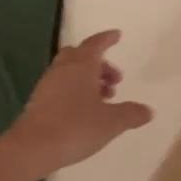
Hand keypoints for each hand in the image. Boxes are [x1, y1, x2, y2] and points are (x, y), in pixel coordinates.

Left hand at [0, 30, 152, 173]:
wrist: (33, 146)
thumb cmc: (76, 127)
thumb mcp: (112, 122)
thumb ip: (131, 113)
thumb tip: (147, 110)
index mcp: (79, 66)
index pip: (94, 44)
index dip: (106, 39)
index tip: (117, 35)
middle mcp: (61, 70)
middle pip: (80, 56)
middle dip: (99, 64)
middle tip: (115, 80)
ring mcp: (46, 85)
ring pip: (70, 72)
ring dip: (89, 79)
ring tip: (106, 99)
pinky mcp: (39, 100)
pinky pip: (61, 87)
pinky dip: (76, 90)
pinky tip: (87, 110)